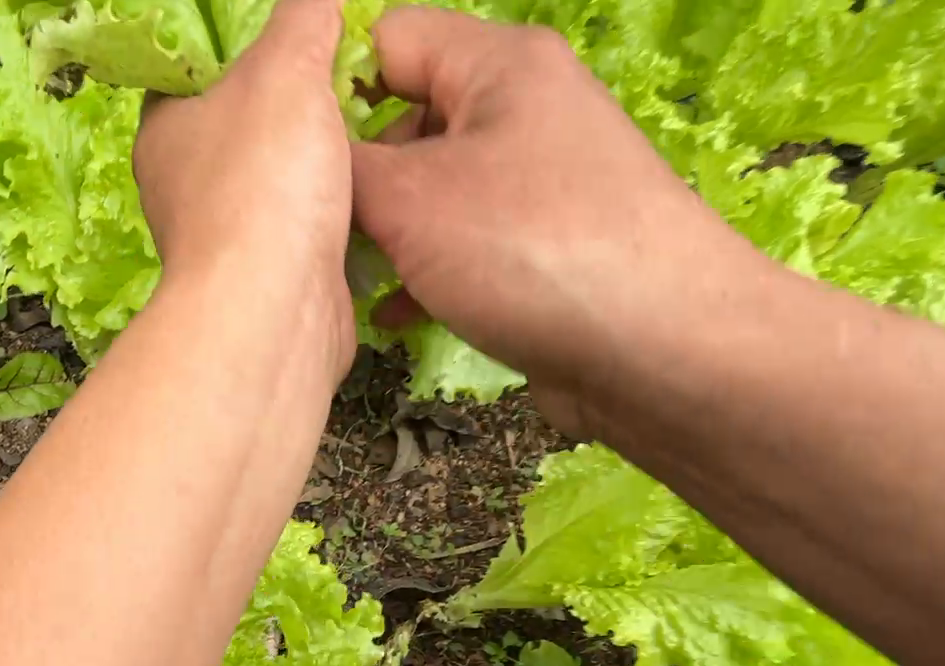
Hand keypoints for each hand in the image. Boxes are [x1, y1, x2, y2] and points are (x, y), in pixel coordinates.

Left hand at [134, 0, 355, 383]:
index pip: (192, 73)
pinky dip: (333, 212)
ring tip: (371, 127)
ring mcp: (227, 241)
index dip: (241, 48)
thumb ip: (301, 21)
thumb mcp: (284, 70)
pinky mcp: (268, 280)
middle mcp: (185, 190)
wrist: (273, 310)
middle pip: (243, 129)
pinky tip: (370, 190)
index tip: (296, 36)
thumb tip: (315, 2)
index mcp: (165, 134)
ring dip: (321, 163)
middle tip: (348, 79)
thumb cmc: (263, 182)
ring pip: (278, 183)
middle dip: (295, 106)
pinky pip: (304, 230)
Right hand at [350, 9, 763, 428]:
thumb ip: (345, 167)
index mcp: (497, 66)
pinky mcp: (539, 246)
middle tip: (316, 231)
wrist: (657, 346)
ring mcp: (533, 182)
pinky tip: (395, 314)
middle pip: (406, 120)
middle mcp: (520, 111)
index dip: (331, 84)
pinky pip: (459, 242)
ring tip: (348, 281)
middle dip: (357, 176)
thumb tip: (308, 156)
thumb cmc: (526, 248)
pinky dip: (422, 272)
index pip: (389, 40)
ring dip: (384, 235)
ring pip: (428, 192)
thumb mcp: (410, 199)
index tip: (287, 150)